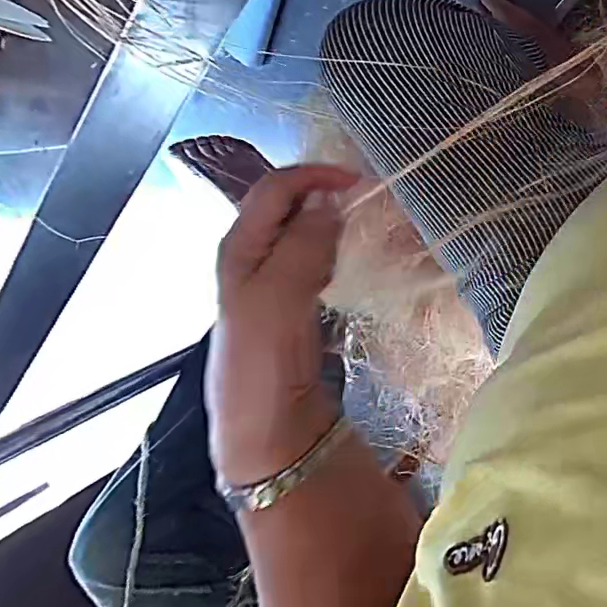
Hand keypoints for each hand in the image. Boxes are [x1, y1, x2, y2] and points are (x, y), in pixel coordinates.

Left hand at [209, 164, 359, 486]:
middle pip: (289, 202)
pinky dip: (334, 243)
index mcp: (238, 247)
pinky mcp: (291, 298)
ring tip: (364, 221)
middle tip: (367, 200)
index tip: (360, 182)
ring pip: (303, 227)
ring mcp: (271, 277)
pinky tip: (349, 256)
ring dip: (331, 216)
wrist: (268, 432)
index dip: (315, 174)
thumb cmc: (263, 366)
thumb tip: (330, 199)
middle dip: (326, 190)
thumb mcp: (277, 302)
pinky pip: (314, 253)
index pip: (275, 188)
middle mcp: (251, 254)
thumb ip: (301, 246)